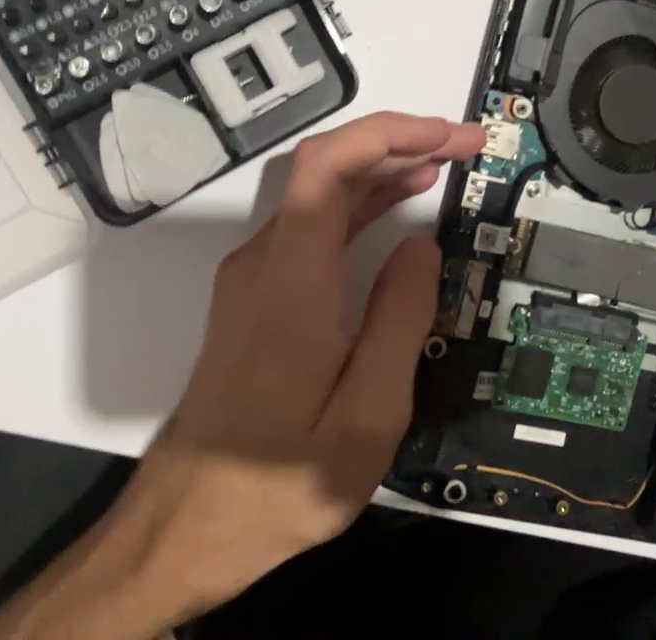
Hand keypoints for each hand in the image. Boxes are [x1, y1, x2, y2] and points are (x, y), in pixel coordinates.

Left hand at [0, 112, 483, 638]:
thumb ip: (399, 321)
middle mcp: (264, 261)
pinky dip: (359, 206)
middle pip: (327, 168)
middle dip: (398, 143)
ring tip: (445, 165)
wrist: (189, 520)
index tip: (448, 135)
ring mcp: (254, 277)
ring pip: (319, 195)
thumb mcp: (366, 416)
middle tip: (466, 145)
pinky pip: (312, 228)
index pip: (329, 166)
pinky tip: (398, 209)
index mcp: (291, 279)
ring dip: (381, 171)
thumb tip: (423, 246)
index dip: (389, 133)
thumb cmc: (279, 479)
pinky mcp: (256, 297)